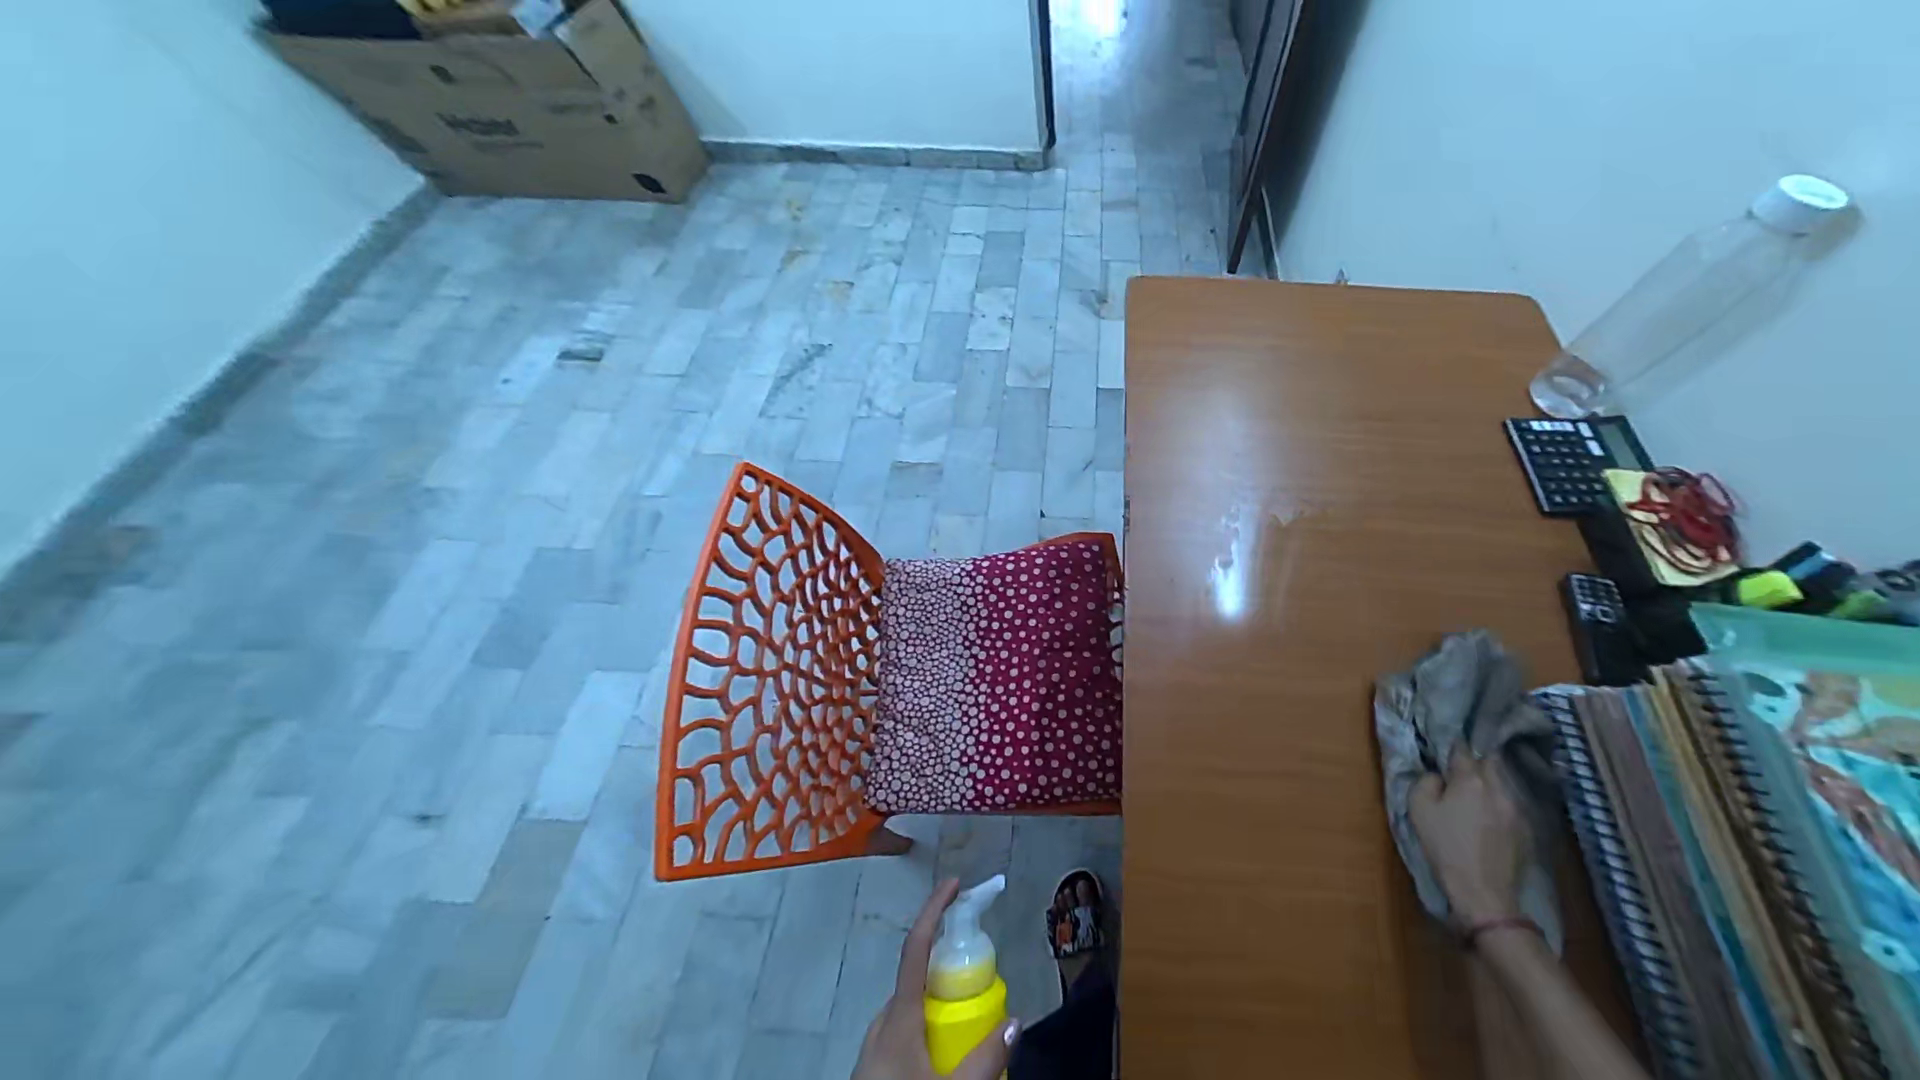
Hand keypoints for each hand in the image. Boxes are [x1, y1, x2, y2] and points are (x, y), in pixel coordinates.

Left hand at [851, 878, 1018, 1079]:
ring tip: (965, 1029)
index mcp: (899, 1016)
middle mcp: (881, 1023)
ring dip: (936, 1009)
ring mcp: (872, 1048)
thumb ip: (987, 1059)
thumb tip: (1016, 1020)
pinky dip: (924, 1034)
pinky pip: (901, 1037)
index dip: (935, 910)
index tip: (955, 884)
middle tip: (979, 984)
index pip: (916, 947)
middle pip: (916, 982)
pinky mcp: (871, 1071)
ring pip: (909, 1013)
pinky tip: (940, 1063)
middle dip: (947, 974)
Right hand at [1408, 753, 1526, 925]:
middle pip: (1490, 759)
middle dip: (1476, 755)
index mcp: (1471, 780)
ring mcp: (1518, 807)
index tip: (1445, 739)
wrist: (1484, 890)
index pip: (1462, 749)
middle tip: (1462, 757)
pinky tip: (1489, 806)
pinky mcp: (1527, 827)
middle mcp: (1499, 787)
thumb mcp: (1419, 809)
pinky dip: (1499, 795)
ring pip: (1503, 779)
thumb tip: (1437, 775)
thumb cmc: (1444, 845)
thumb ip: (1426, 782)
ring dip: (1490, 775)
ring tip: (1475, 780)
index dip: (1452, 742)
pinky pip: (1511, 799)